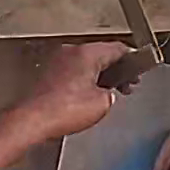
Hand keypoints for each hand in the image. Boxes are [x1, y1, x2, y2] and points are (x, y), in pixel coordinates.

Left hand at [12, 42, 130, 140]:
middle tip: (125, 84)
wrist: (32, 121)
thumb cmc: (61, 110)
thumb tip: (108, 95)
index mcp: (87, 53)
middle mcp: (70, 52)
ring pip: (84, 63)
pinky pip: (71, 72)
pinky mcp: (46, 74)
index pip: (117, 48)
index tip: (137, 67)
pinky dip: (81, 81)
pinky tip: (84, 97)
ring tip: (105, 94)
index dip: (132, 59)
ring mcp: (56, 62)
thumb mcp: (103, 103)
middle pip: (100, 54)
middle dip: (115, 70)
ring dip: (97, 76)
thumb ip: (111, 94)